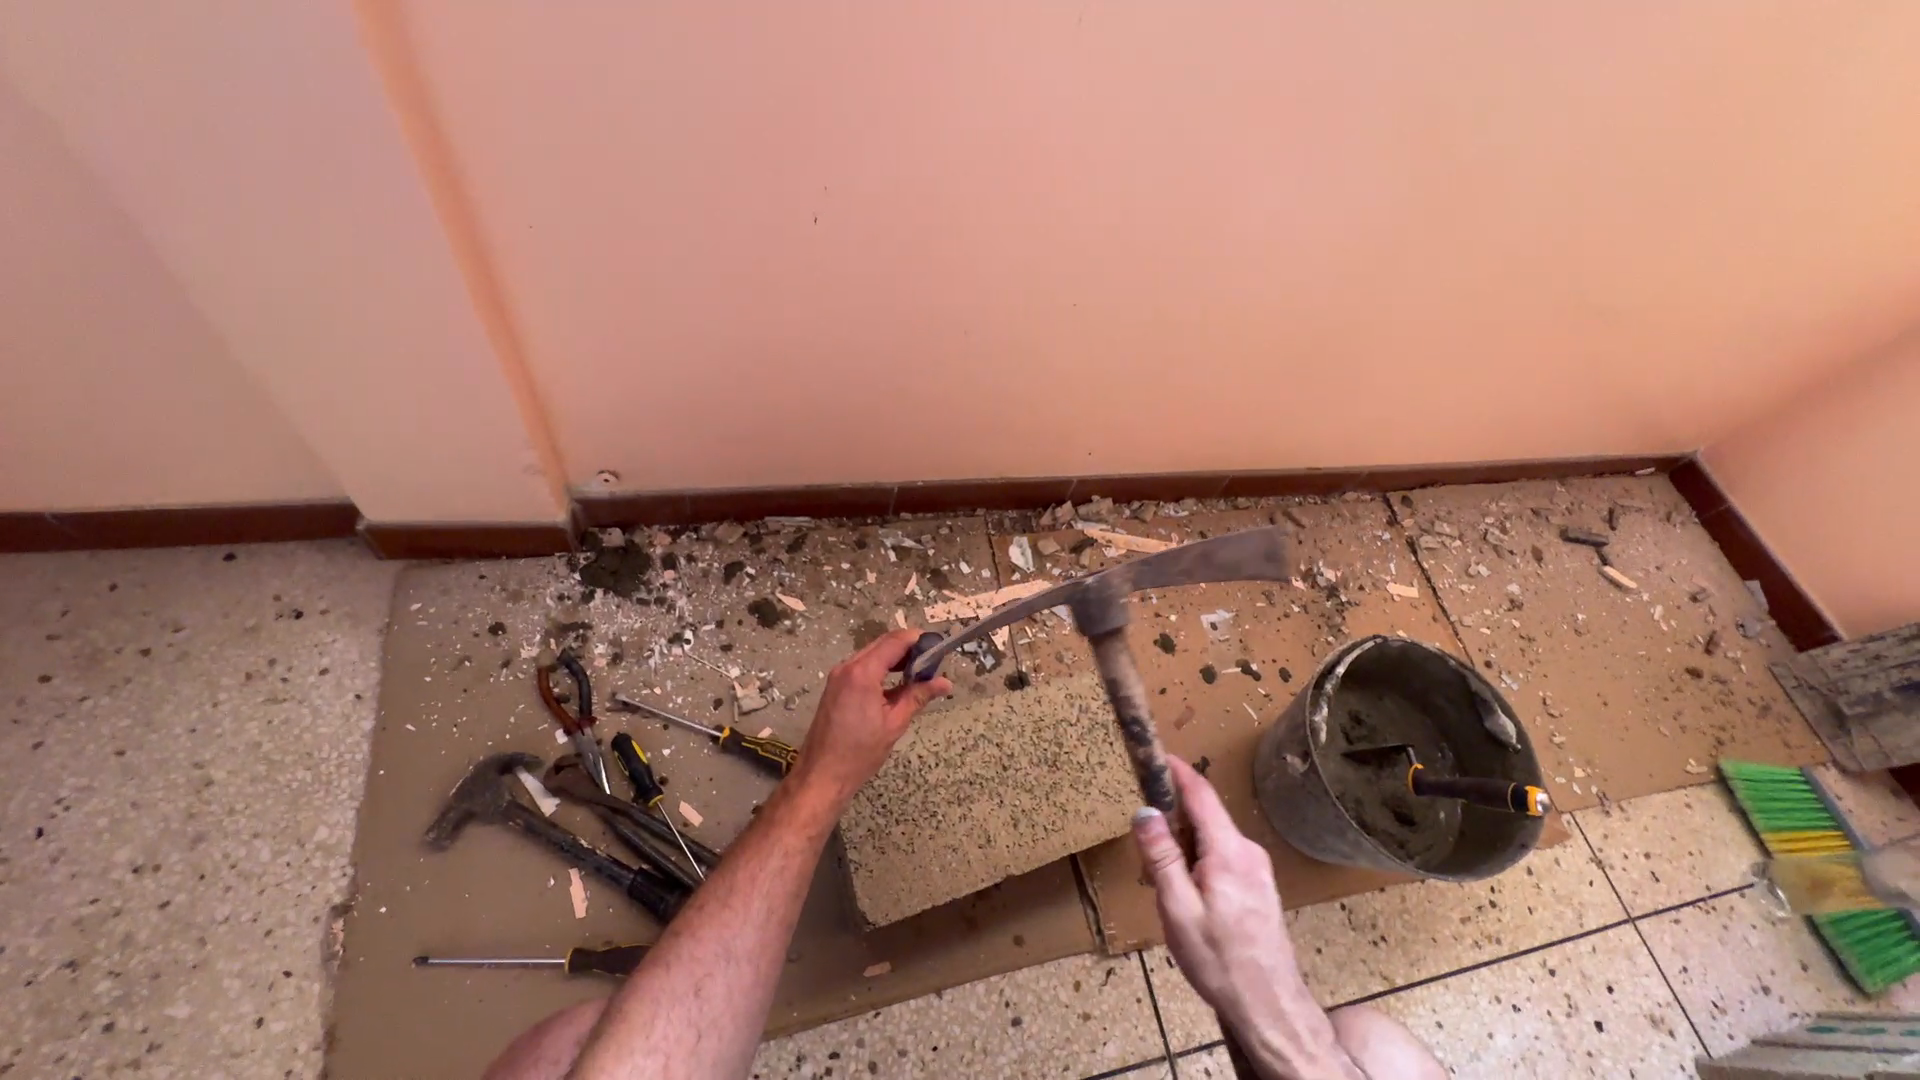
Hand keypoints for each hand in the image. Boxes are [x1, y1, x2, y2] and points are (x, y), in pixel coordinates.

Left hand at [792, 628, 951, 803]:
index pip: (895, 641)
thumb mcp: (894, 723)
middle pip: (883, 644)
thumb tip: (946, 683)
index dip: (918, 639)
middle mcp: (848, 667)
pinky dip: (881, 669)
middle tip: (932, 662)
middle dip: (908, 648)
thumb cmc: (860, 753)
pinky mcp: (835, 686)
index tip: (938, 646)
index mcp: (862, 673)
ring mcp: (838, 676)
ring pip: (872, 654)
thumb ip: (919, 696)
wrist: (821, 775)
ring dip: (895, 658)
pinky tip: (898, 683)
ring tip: (920, 673)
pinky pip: (862, 667)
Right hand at [1133, 758, 1360, 1078]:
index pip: (1202, 795)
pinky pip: (1224, 855)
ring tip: (1159, 869)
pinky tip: (1185, 887)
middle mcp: (1248, 852)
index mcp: (1229, 852)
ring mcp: (1258, 869)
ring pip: (1214, 837)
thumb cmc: (1219, 961)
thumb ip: (1162, 858)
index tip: (1154, 754)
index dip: (1178, 771)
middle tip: (1142, 827)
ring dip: (1185, 841)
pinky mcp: (1260, 885)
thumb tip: (1145, 811)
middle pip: (1206, 815)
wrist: (1270, 1007)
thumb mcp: (1178, 910)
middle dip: (1173, 813)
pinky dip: (1199, 857)